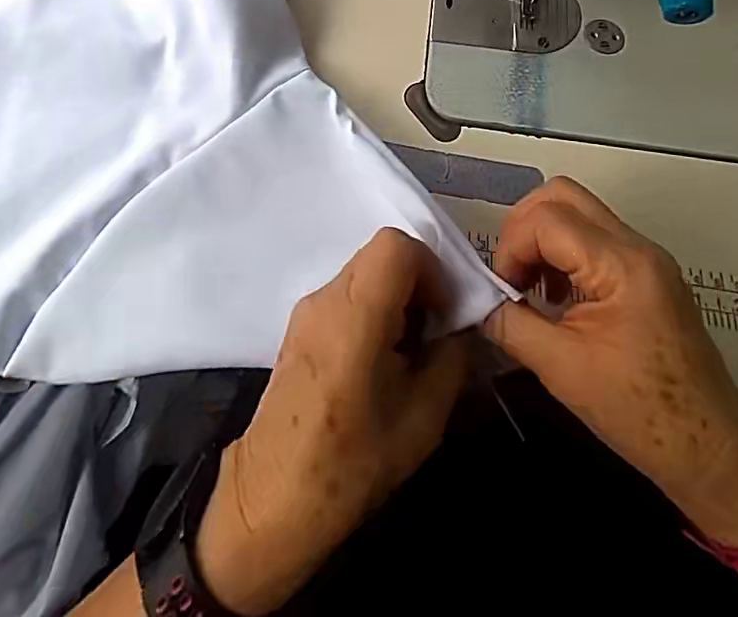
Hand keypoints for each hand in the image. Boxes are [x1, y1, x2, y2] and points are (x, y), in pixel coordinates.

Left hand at [195, 228, 467, 614]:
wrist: (276, 490)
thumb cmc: (354, 460)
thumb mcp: (424, 415)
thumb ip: (451, 358)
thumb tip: (461, 330)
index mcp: (354, 313)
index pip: (394, 245)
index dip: (431, 269)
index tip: (443, 314)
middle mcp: (324, 298)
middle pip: (378, 256)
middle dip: (416, 285)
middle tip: (433, 336)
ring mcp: (305, 310)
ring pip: (362, 275)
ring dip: (394, 300)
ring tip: (408, 356)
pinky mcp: (298, 327)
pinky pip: (344, 297)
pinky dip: (372, 312)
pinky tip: (379, 363)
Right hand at [480, 178, 737, 546]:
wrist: (712, 455)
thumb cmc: (639, 413)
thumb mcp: (556, 366)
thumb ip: (505, 321)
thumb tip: (471, 299)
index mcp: (622, 266)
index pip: (544, 219)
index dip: (510, 248)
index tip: (504, 291)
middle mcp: (637, 249)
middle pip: (560, 196)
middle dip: (521, 229)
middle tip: (511, 273)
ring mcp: (645, 260)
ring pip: (574, 212)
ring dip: (539, 240)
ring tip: (528, 287)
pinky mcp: (645, 276)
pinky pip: (589, 238)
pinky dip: (559, 253)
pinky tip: (553, 297)